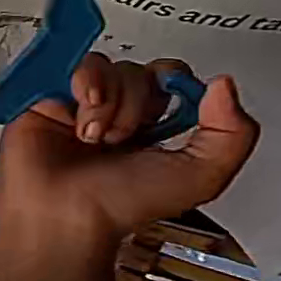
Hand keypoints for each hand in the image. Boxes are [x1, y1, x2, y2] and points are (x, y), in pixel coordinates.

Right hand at [0, 53, 258, 235]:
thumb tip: (222, 84)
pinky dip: (84, 86)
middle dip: (136, 102)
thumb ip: (232, 133)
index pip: (169, 78)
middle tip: (122, 139)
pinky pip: (72, 68)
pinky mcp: (48, 98)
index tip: (166, 111)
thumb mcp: (200, 177)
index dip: (173, 84)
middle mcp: (115, 110)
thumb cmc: (123, 204)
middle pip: (138, 70)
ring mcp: (80, 103)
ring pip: (107, 67)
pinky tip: (80, 120)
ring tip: (94, 137)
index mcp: (152, 125)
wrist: (66, 213)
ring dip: (108, 102)